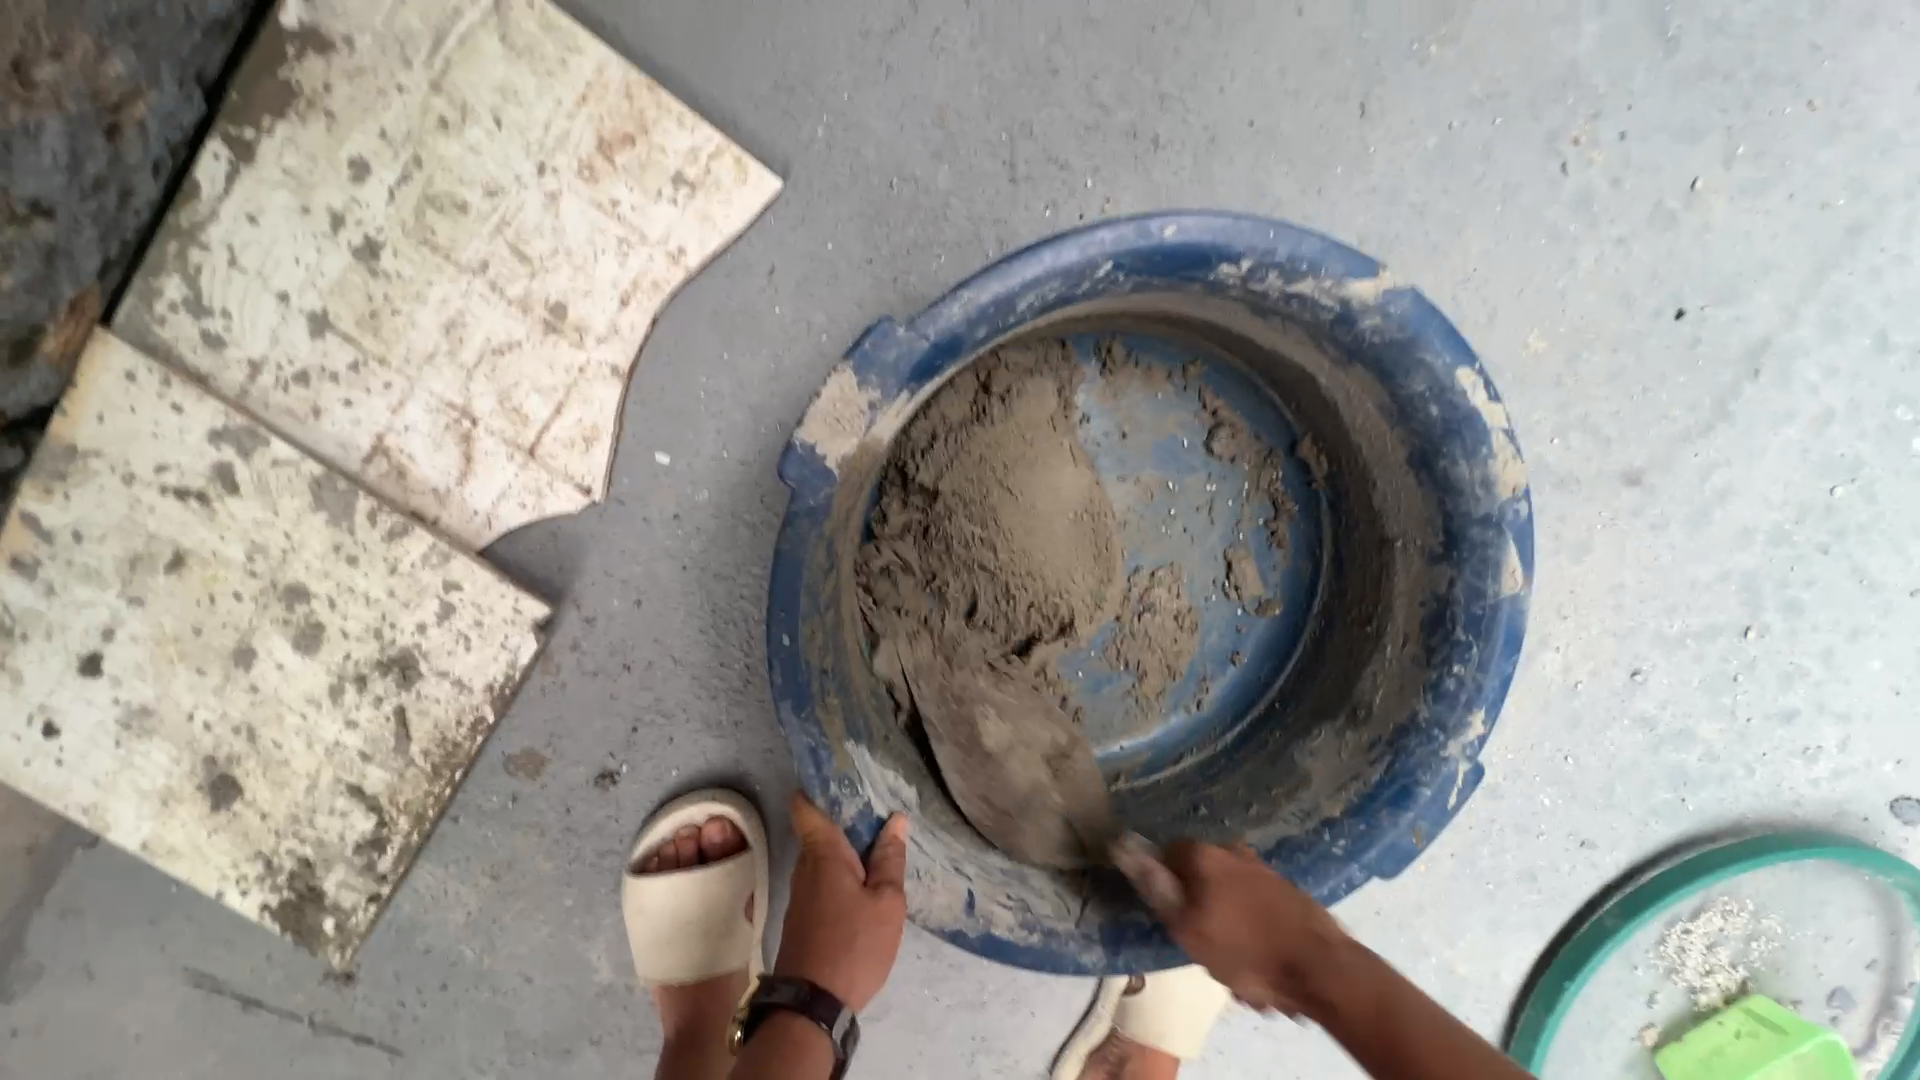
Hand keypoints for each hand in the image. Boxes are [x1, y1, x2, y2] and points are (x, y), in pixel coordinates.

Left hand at [772, 792, 909, 1010]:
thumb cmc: (853, 945)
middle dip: (845, 818)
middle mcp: (805, 866)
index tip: (838, 771)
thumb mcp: (886, 902)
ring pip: (823, 857)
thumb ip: (890, 859)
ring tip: (878, 840)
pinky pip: (822, 879)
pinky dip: (841, 872)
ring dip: (846, 848)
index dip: (817, 785)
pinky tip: (864, 879)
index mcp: (823, 853)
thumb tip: (896, 821)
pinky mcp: (803, 916)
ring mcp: (800, 893)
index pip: (806, 806)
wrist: (811, 1006)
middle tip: (879, 806)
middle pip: (820, 830)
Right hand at [1127, 839, 1348, 1014]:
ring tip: (1236, 963)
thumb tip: (1124, 849)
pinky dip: (1252, 929)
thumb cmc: (1245, 950)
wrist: (1321, 969)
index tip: (1170, 914)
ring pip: (1229, 894)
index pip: (1167, 852)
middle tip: (1203, 944)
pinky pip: (1255, 907)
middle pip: (1200, 874)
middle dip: (1198, 906)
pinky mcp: (1287, 890)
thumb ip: (1156, 888)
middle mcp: (1232, 850)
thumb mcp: (1187, 928)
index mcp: (1204, 854)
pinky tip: (1260, 959)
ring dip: (1227, 922)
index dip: (1163, 883)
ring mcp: (1263, 868)